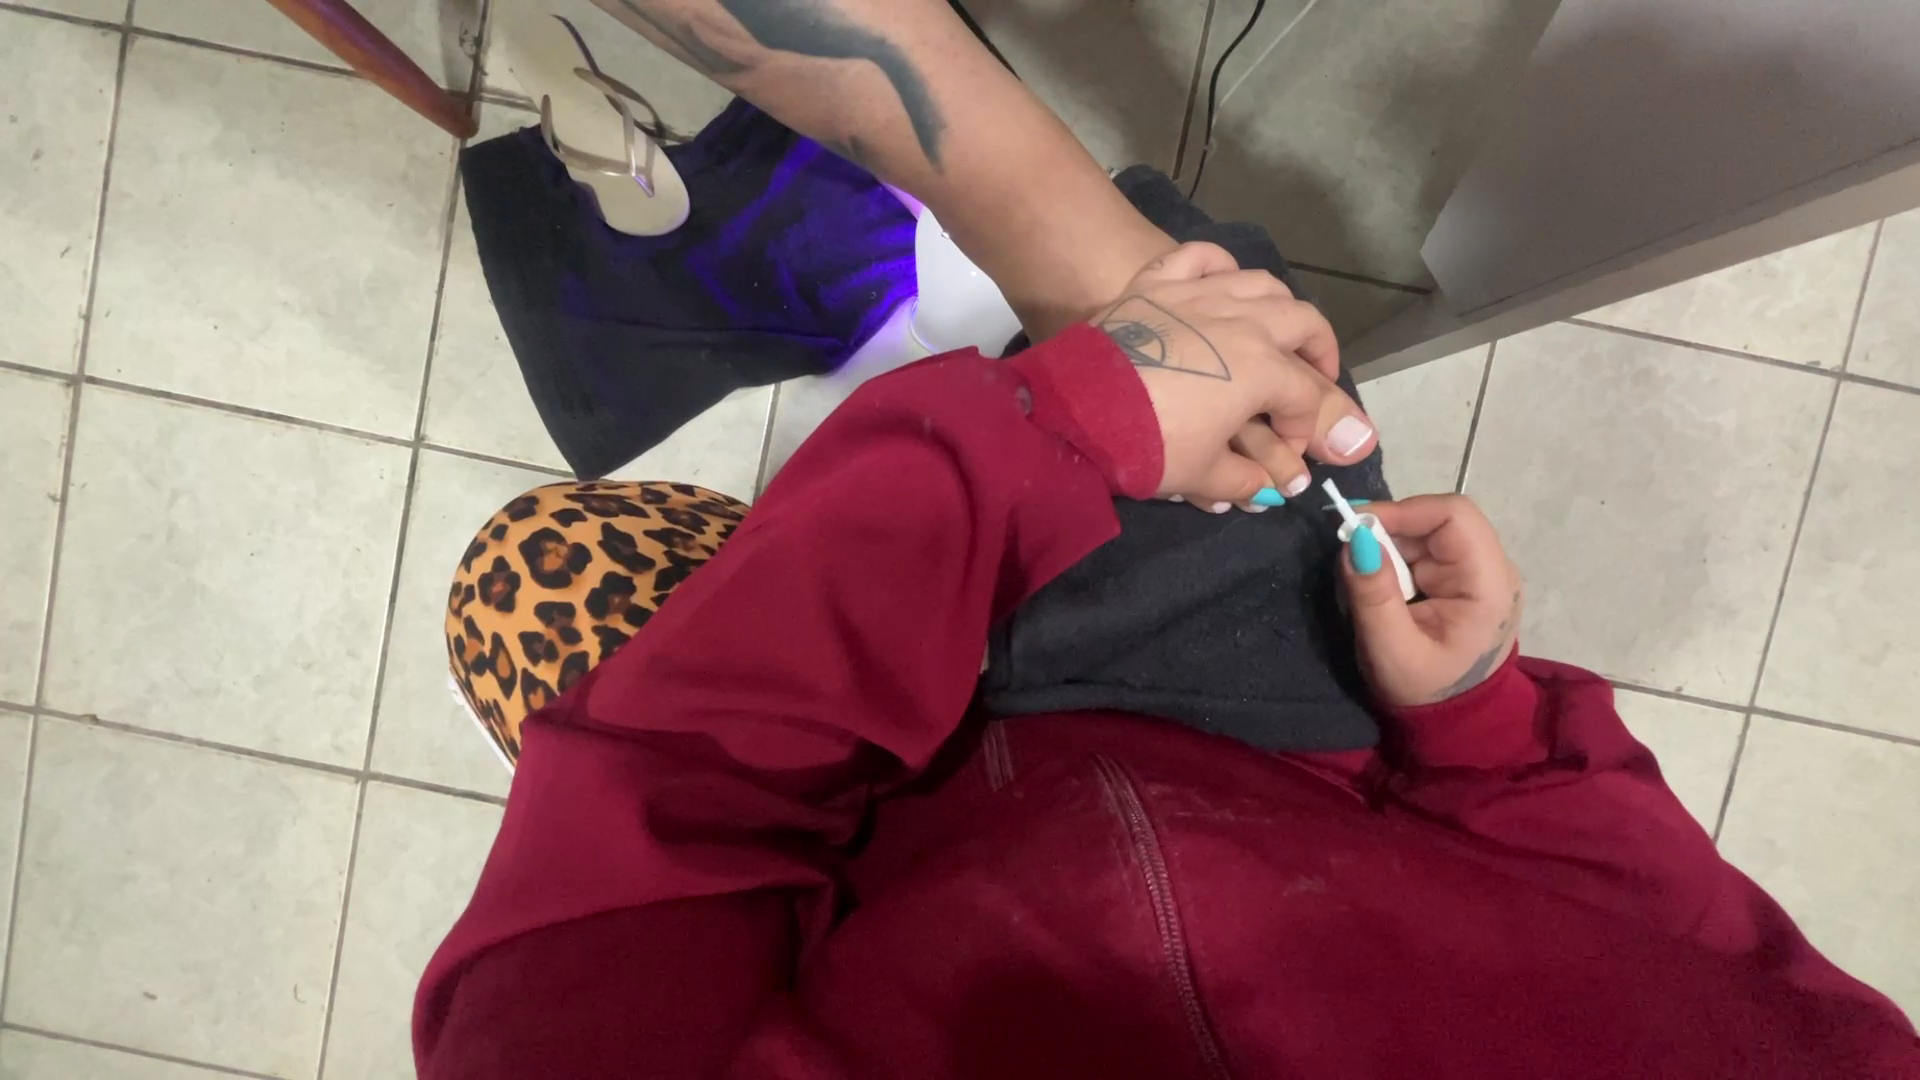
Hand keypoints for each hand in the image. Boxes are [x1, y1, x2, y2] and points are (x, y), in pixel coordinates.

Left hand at [1091, 243, 1377, 502]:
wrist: (1076, 414)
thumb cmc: (1147, 445)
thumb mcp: (1200, 474)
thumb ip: (1244, 481)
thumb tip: (1269, 490)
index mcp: (1261, 369)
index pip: (1305, 394)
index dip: (1305, 425)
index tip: (1289, 449)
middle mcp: (1241, 321)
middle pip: (1302, 322)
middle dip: (1318, 351)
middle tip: (1315, 374)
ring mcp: (1198, 294)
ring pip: (1259, 283)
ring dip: (1278, 305)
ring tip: (1276, 328)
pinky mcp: (1156, 283)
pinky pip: (1199, 257)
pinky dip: (1218, 264)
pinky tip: (1222, 280)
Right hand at [1339, 495, 1522, 707]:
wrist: (1451, 723)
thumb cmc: (1423, 689)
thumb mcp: (1389, 647)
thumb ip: (1373, 593)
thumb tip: (1354, 538)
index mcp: (1488, 584)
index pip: (1453, 515)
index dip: (1402, 510)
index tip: (1354, 526)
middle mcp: (1491, 569)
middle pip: (1438, 519)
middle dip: (1389, 529)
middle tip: (1349, 550)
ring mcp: (1476, 573)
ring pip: (1426, 532)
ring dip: (1387, 544)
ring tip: (1362, 574)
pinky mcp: (1459, 580)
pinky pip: (1423, 550)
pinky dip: (1392, 557)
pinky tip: (1378, 582)